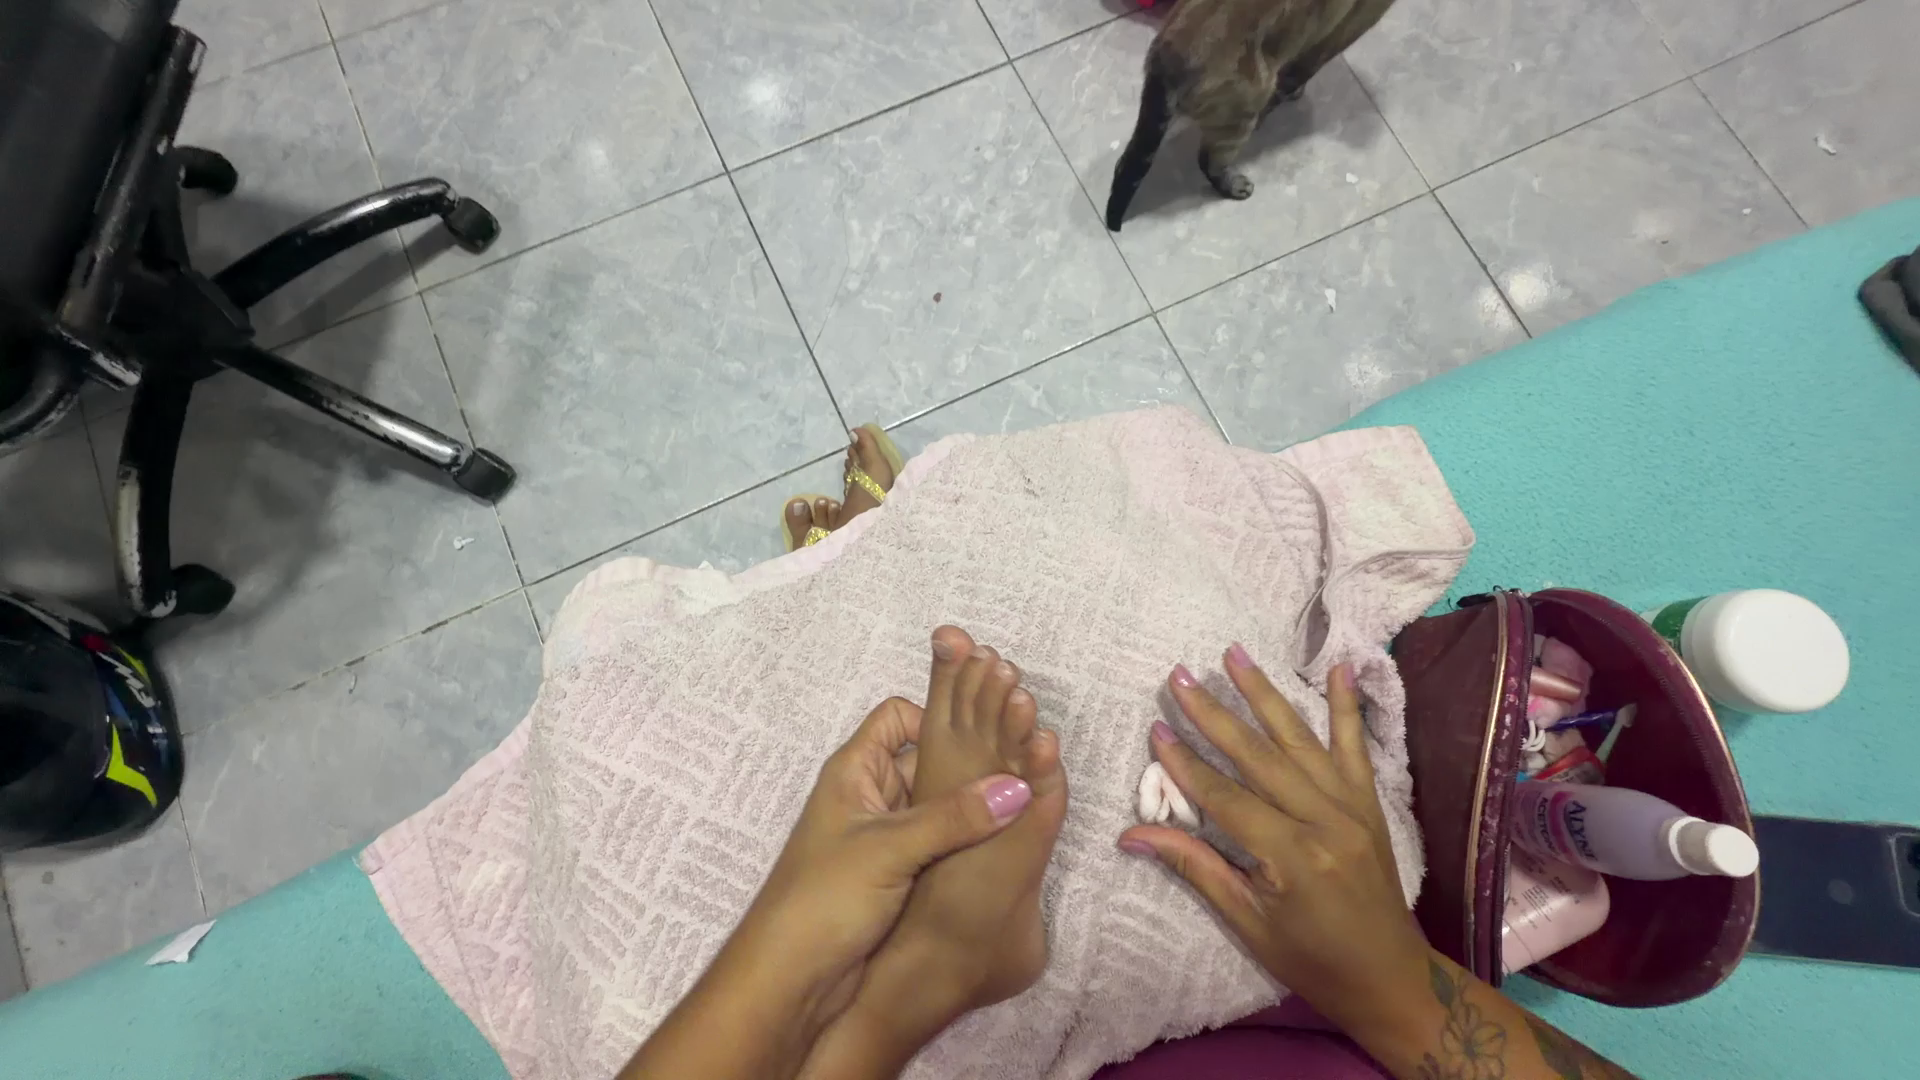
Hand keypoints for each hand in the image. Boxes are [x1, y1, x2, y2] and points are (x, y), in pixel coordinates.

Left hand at [622, 655, 1035, 1079]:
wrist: (789, 986)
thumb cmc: (824, 898)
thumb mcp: (890, 848)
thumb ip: (954, 817)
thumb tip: (1018, 787)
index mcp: (856, 768)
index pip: (899, 716)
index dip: (936, 717)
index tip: (980, 735)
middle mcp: (872, 793)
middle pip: (924, 758)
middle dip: (966, 762)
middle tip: (1020, 765)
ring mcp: (887, 835)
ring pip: (937, 803)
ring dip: (971, 805)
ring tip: (1024, 800)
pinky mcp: (900, 873)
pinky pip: (940, 841)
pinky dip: (967, 839)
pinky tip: (1003, 844)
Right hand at [1116, 647, 1431, 1036]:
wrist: (1394, 981)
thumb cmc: (1312, 959)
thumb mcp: (1247, 921)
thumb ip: (1193, 866)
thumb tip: (1130, 835)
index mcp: (1292, 856)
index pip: (1225, 796)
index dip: (1185, 764)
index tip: (1156, 727)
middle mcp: (1325, 820)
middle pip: (1257, 756)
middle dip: (1213, 714)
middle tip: (1180, 676)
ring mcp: (1352, 806)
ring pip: (1298, 739)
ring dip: (1263, 692)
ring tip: (1234, 653)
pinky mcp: (1368, 802)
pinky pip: (1355, 747)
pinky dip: (1347, 706)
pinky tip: (1341, 667)